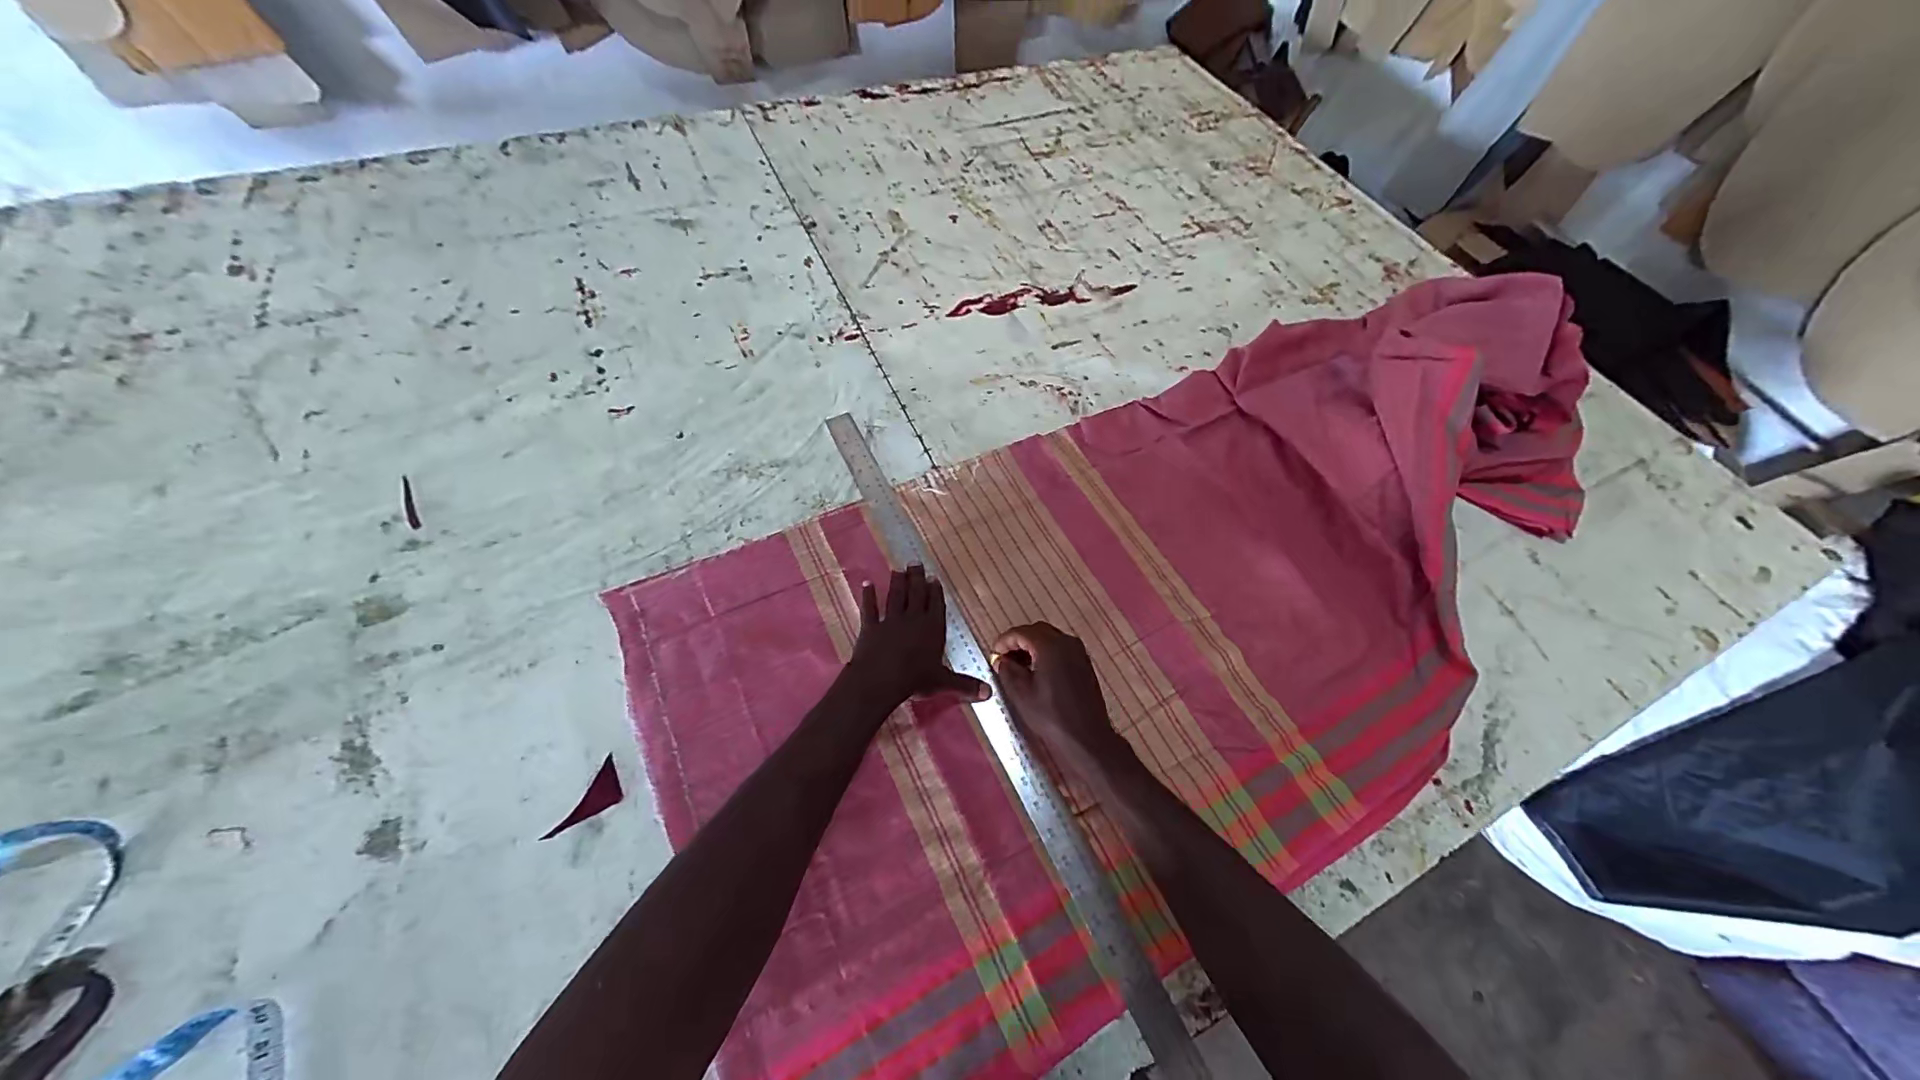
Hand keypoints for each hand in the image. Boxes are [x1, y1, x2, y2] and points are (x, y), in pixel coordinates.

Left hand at [845, 565, 990, 709]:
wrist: (881, 679)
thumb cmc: (915, 679)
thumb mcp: (944, 682)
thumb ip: (965, 685)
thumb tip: (990, 693)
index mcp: (932, 629)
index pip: (936, 606)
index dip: (935, 592)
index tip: (934, 578)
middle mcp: (912, 620)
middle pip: (916, 594)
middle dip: (917, 579)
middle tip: (915, 562)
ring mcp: (890, 621)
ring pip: (895, 597)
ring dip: (897, 583)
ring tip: (898, 569)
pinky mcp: (870, 627)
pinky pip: (869, 609)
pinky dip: (868, 596)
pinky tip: (866, 584)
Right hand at [989, 623, 1128, 771]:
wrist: (1085, 736)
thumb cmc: (1053, 716)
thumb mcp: (1020, 693)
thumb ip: (1006, 670)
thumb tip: (1001, 661)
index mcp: (1050, 646)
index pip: (1021, 632)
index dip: (1004, 642)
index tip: (994, 654)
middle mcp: (1067, 643)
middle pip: (1036, 632)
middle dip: (1017, 643)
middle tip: (1003, 659)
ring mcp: (1079, 652)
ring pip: (1049, 639)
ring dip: (1031, 648)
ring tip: (1018, 668)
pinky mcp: (1084, 664)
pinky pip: (1061, 650)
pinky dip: (1046, 655)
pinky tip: (1036, 674)